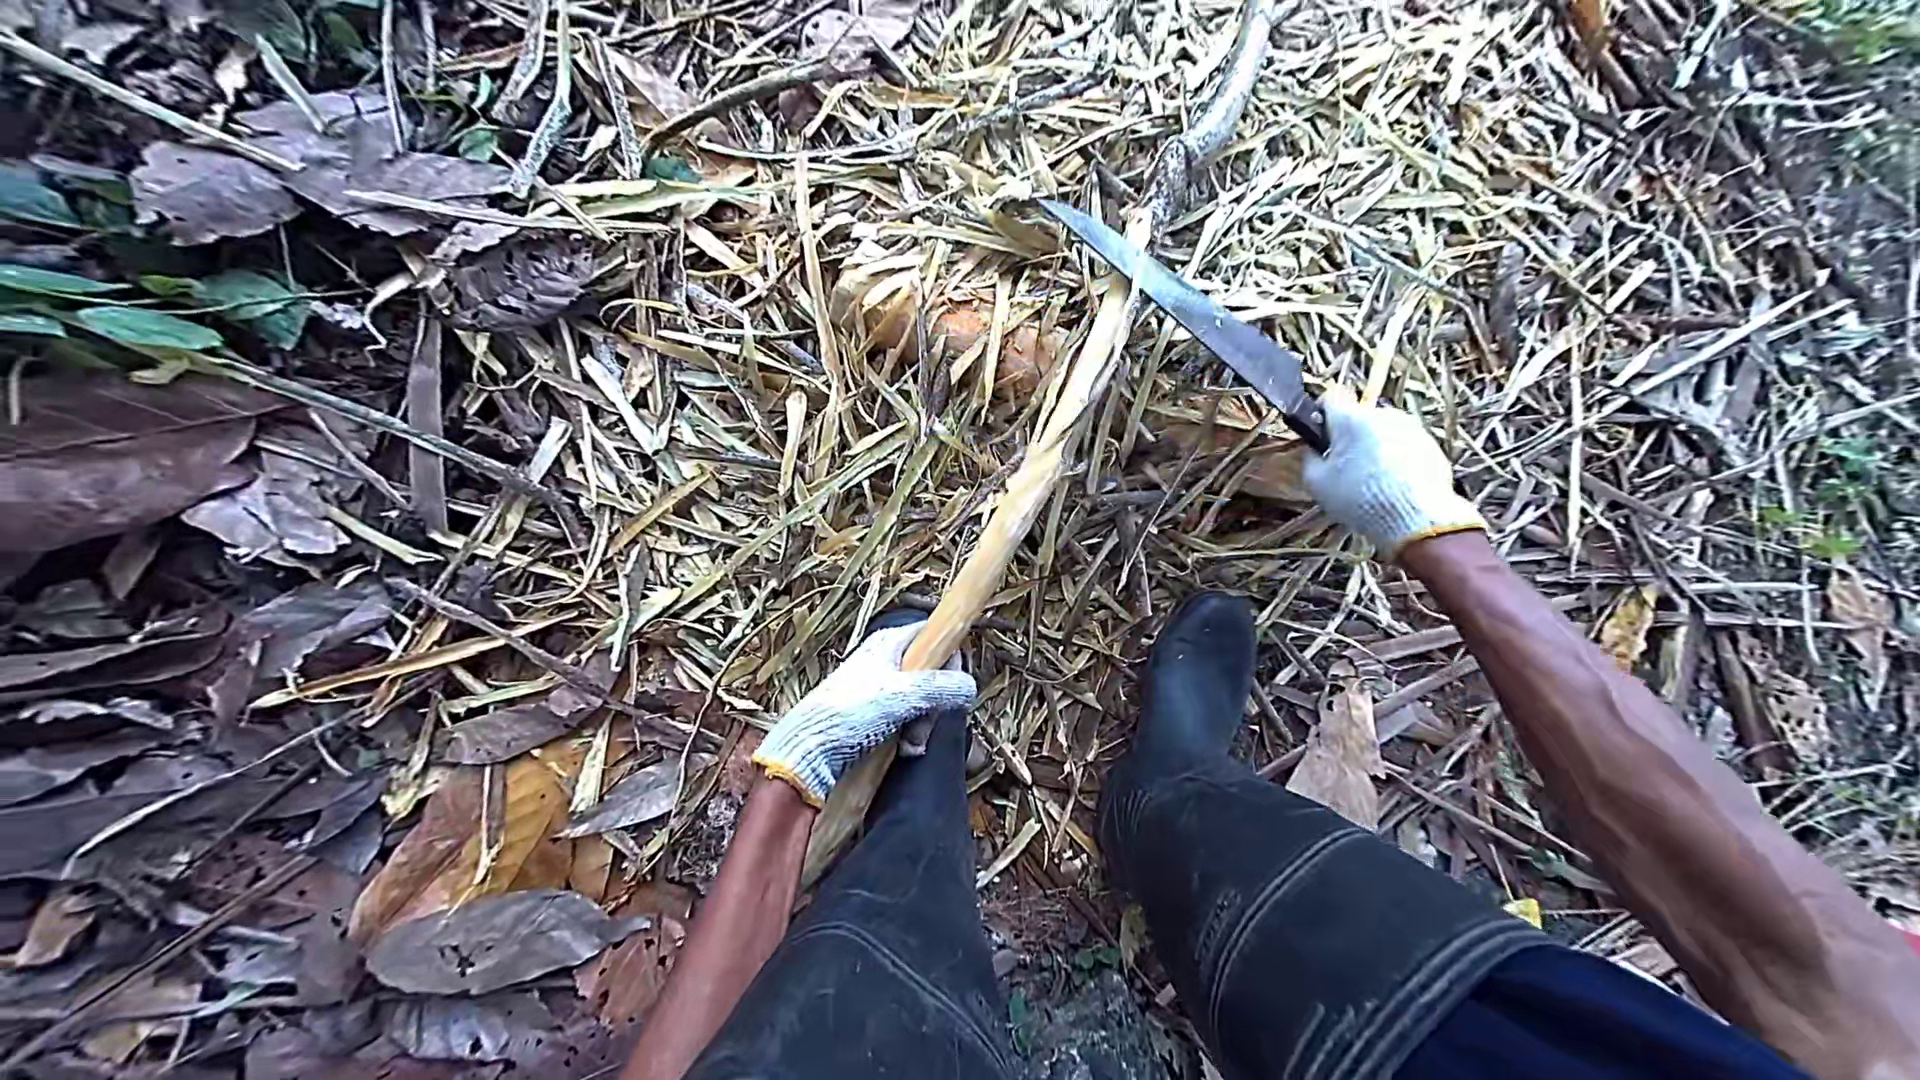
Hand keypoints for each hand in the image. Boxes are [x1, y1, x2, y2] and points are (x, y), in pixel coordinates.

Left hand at [751, 620, 975, 805]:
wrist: (807, 750)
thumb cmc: (848, 712)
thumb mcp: (901, 695)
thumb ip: (940, 687)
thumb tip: (971, 685)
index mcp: (890, 642)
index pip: (934, 632)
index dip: (949, 653)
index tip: (954, 679)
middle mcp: (887, 659)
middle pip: (933, 670)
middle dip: (938, 700)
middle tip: (927, 722)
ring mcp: (882, 687)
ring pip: (923, 698)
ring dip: (925, 723)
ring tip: (911, 742)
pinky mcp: (876, 713)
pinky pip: (908, 718)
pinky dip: (911, 734)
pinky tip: (904, 748)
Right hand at [1302, 388, 1484, 557]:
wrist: (1416, 519)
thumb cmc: (1358, 499)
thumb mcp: (1316, 482)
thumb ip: (1310, 457)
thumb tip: (1314, 447)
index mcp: (1352, 419)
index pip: (1330, 397)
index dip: (1320, 414)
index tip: (1319, 434)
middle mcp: (1384, 415)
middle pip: (1358, 417)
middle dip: (1349, 435)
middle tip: (1343, 466)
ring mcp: (1412, 428)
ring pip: (1382, 430)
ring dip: (1372, 445)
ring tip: (1370, 478)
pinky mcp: (1432, 444)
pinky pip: (1404, 444)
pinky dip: (1395, 457)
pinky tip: (1392, 483)